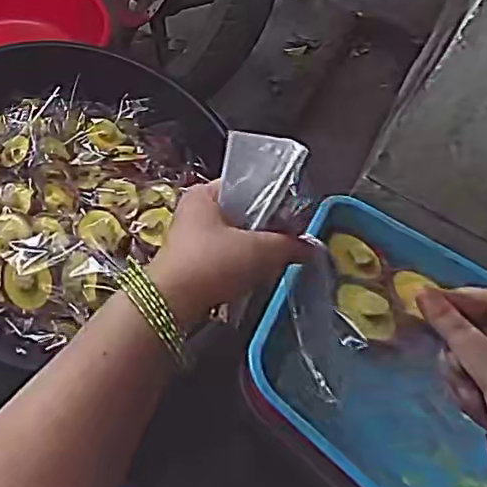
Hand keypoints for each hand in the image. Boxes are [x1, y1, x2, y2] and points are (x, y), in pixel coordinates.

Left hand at [145, 182, 309, 324]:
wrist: (175, 301)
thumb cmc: (213, 263)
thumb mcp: (258, 250)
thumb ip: (288, 244)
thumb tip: (312, 246)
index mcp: (203, 193)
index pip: (244, 186)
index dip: (272, 200)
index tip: (295, 220)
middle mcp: (194, 208)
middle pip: (241, 212)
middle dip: (266, 229)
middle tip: (290, 243)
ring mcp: (190, 234)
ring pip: (234, 236)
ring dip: (255, 249)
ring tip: (278, 260)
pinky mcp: (192, 258)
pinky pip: (225, 254)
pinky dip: (241, 263)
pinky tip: (257, 275)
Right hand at [418, 288, 486, 486]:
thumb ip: (461, 336)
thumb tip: (423, 292)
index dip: (461, 301)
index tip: (427, 304)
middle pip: (471, 332)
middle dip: (458, 348)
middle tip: (462, 368)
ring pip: (461, 360)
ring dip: (459, 376)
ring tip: (476, 401)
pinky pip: (463, 386)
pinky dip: (463, 396)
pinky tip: (477, 415)